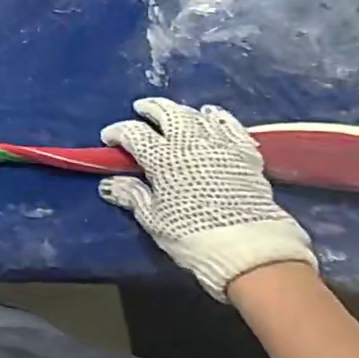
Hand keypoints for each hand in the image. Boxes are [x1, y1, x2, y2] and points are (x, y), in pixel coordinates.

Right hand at [98, 97, 315, 300]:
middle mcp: (191, 146)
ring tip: (174, 112)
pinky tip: (213, 116)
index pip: (134, 133)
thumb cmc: (191, 233)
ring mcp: (221, 149)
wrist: (249, 248)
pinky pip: (232, 129)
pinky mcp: (246, 158)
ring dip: (183, 111)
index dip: (118, 132)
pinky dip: (220, 119)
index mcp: (162, 159)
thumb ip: (132, 195)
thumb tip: (111, 183)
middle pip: (169, 115)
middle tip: (141, 108)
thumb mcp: (152, 218)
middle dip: (152, 108)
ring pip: (199, 117)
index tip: (109, 139)